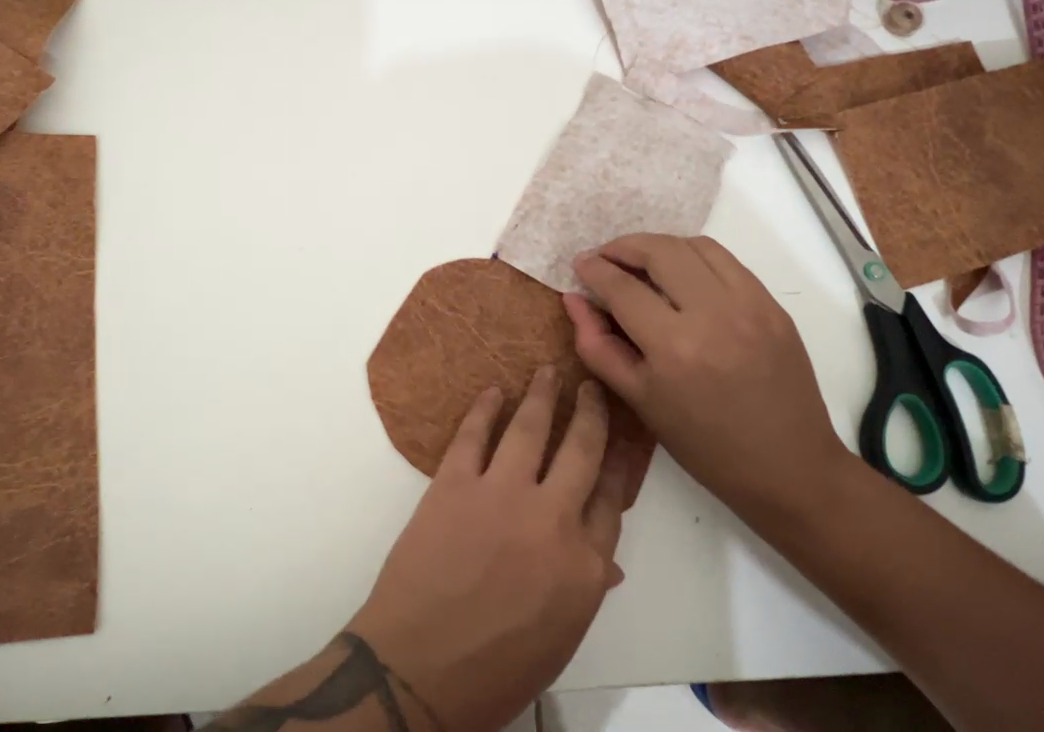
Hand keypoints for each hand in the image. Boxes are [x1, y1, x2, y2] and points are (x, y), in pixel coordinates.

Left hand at [347, 368, 630, 731]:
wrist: (418, 671)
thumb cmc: (496, 669)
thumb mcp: (559, 638)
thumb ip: (584, 588)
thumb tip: (603, 562)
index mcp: (585, 564)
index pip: (614, 495)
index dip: (621, 458)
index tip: (625, 431)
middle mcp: (552, 519)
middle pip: (582, 450)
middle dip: (591, 412)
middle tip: (592, 385)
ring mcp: (501, 495)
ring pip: (531, 428)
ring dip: (543, 394)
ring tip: (549, 371)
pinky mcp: (453, 485)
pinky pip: (474, 435)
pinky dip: (485, 408)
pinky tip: (494, 391)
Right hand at [565, 234, 854, 512]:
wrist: (787, 467)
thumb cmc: (703, 445)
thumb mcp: (638, 401)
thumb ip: (598, 346)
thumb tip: (574, 299)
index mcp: (673, 348)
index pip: (623, 288)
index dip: (595, 269)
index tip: (581, 263)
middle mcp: (713, 315)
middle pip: (660, 251)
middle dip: (624, 246)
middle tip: (606, 257)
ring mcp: (750, 305)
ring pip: (696, 246)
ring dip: (661, 246)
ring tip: (642, 263)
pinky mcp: (773, 305)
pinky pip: (728, 262)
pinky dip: (696, 258)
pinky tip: (683, 276)